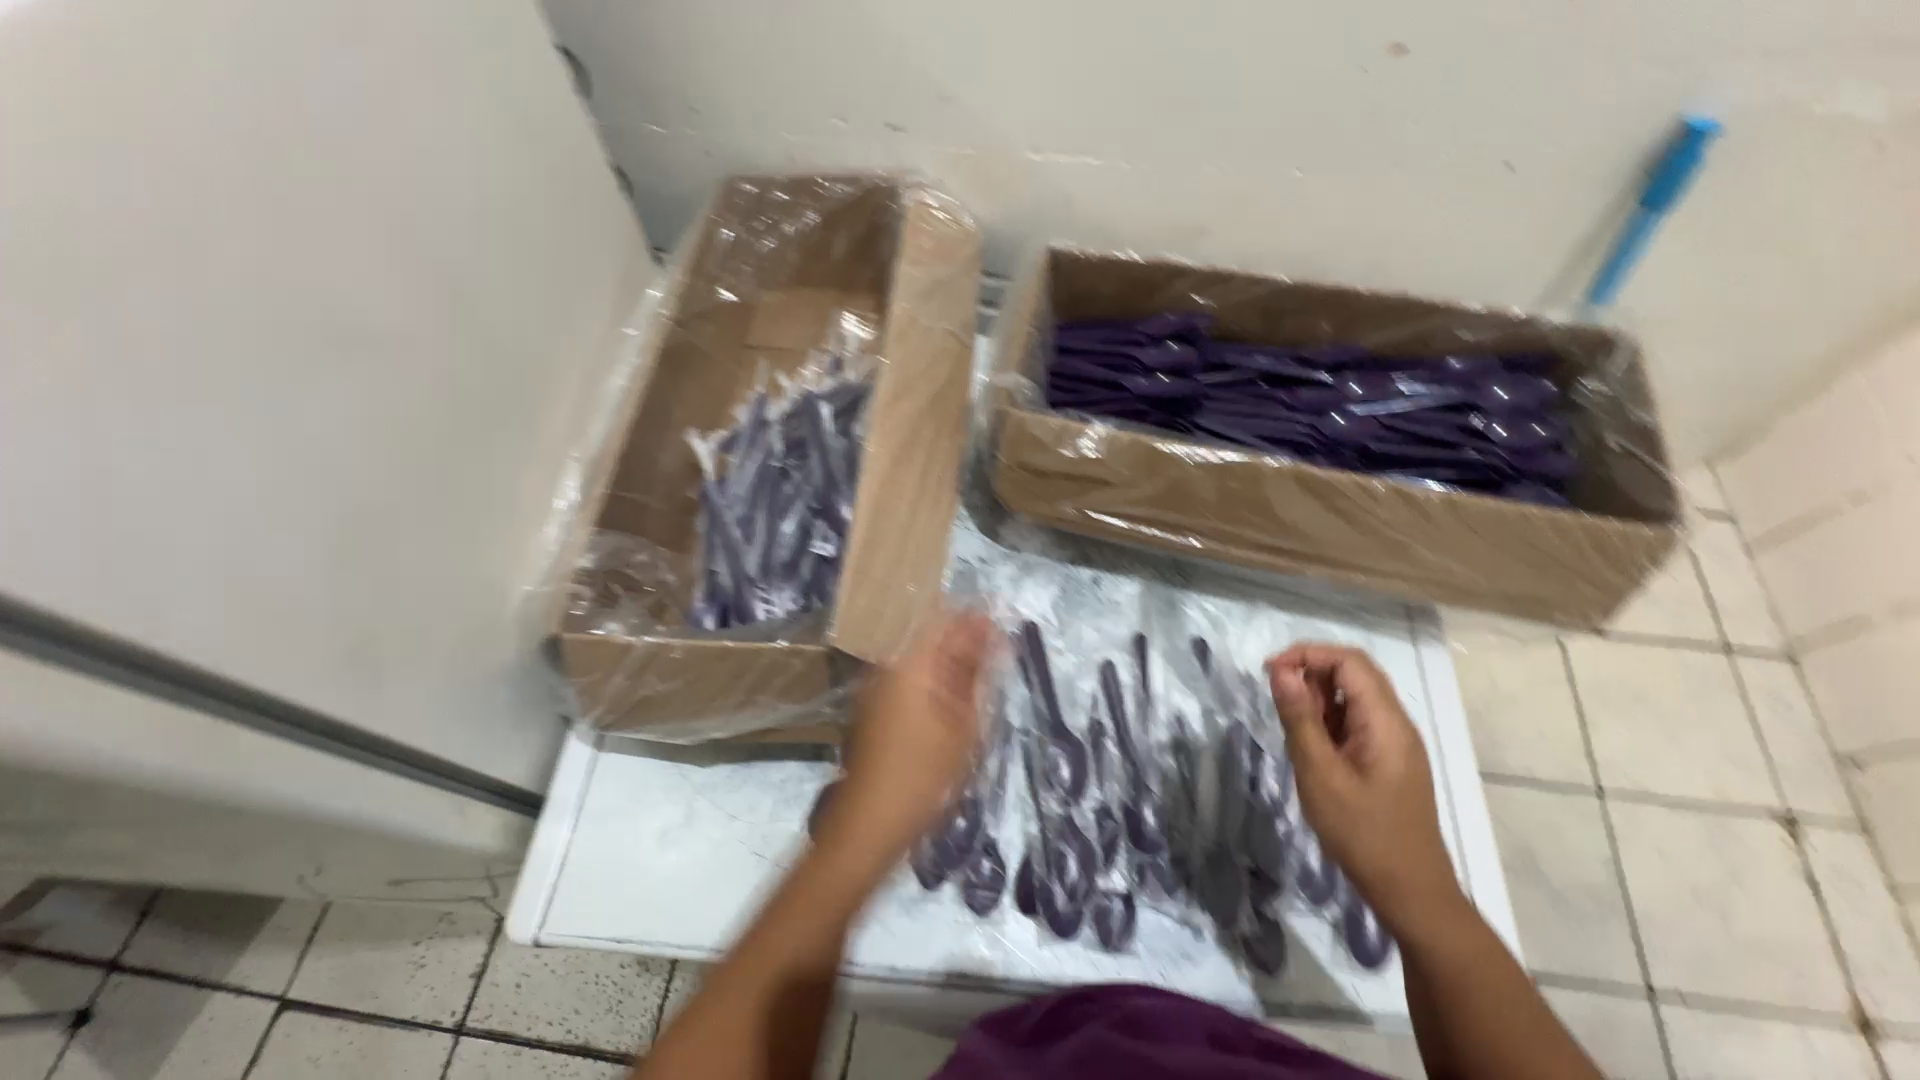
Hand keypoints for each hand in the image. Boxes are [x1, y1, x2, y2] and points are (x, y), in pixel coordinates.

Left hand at [814, 609, 995, 873]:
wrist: (869, 823)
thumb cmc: (924, 776)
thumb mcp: (964, 724)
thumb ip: (978, 671)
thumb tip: (995, 632)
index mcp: (911, 663)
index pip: (947, 616)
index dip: (978, 615)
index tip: (1008, 619)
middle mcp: (889, 666)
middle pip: (932, 634)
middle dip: (968, 637)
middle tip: (1003, 651)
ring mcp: (878, 687)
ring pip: (922, 657)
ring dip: (954, 660)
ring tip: (987, 676)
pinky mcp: (876, 708)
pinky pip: (912, 678)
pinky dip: (937, 681)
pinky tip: (959, 701)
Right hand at [1266, 644, 1462, 933]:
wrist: (1409, 890)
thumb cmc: (1362, 833)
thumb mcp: (1320, 774)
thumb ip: (1301, 719)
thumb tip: (1281, 671)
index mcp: (1385, 721)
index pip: (1350, 662)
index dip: (1308, 654)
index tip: (1269, 671)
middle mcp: (1395, 724)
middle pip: (1355, 674)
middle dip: (1311, 671)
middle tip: (1274, 695)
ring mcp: (1394, 744)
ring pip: (1355, 698)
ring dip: (1318, 696)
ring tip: (1288, 721)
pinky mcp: (1388, 762)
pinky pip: (1356, 723)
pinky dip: (1328, 720)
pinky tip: (1308, 743)